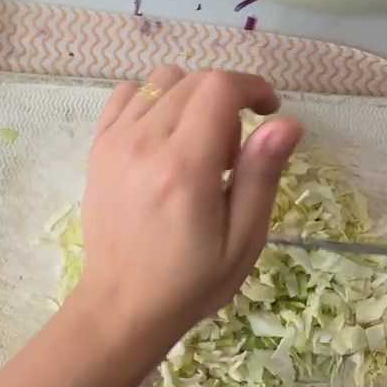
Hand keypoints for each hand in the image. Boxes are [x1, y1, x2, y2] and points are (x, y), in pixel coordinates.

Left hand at [71, 66, 303, 355]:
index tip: (268, 110)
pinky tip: (165, 136)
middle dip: (228, 97)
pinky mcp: (98, 146)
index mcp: (185, 168)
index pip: (219, 88)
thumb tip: (287, 122)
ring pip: (162, 80)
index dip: (253, 87)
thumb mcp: (243, 239)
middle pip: (194, 80)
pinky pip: (128, 94)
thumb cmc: (190, 282)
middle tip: (234, 152)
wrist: (121, 306)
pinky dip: (154, 99)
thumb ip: (262, 175)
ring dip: (192, 96)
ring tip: (199, 143)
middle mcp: (145, 143)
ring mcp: (115, 141)